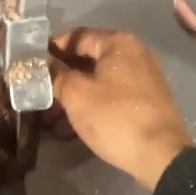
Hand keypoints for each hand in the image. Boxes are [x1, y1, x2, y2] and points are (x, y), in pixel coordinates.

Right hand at [49, 28, 193, 190]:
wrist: (162, 158)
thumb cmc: (116, 117)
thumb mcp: (77, 95)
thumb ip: (56, 75)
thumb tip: (43, 64)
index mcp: (118, 43)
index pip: (77, 36)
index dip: (53, 49)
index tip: (33, 64)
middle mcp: (134, 53)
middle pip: (88, 60)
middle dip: (62, 78)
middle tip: (40, 94)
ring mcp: (143, 79)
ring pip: (99, 81)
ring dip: (74, 97)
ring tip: (51, 120)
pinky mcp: (146, 103)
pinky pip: (112, 97)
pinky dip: (92, 106)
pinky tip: (71, 128)